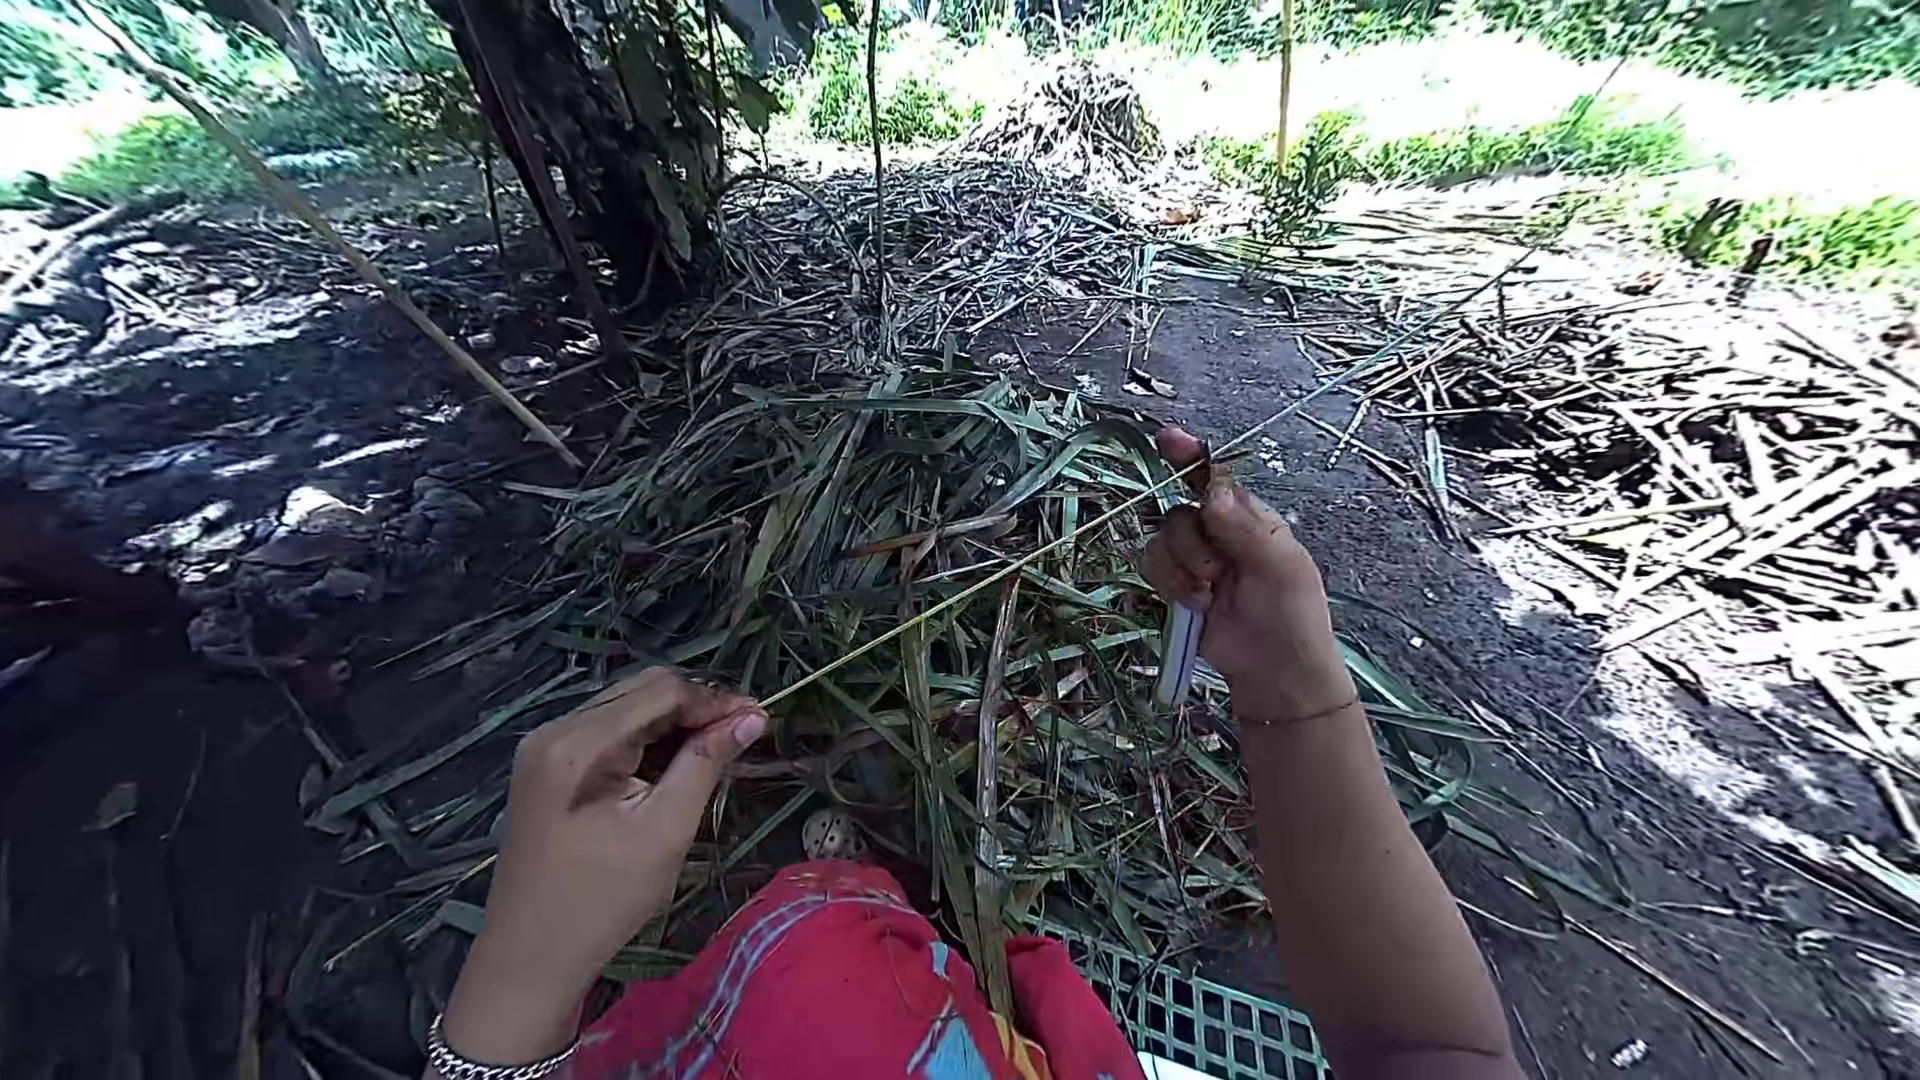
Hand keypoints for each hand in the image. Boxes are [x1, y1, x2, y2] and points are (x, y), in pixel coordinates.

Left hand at [438, 668, 765, 1067]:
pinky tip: (678, 758)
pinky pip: (615, 726)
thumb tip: (753, 717)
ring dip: (678, 719)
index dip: (714, 699)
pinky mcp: (551, 761)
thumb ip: (707, 762)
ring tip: (718, 744)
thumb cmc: (602, 901)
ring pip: (632, 704)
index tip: (756, 720)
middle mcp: (556, 729)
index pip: (663, 691)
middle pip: (645, 689)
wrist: (526, 963)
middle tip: (741, 731)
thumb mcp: (666, 829)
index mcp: (578, 744)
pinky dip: (652, 735)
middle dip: (698, 705)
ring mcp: (548, 744)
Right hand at [1142, 427, 1355, 720]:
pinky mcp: (1173, 582)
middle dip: (1192, 547)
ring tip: (1208, 595)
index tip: (1166, 439)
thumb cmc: (1291, 615)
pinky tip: (1193, 602)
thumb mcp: (1281, 567)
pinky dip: (1167, 584)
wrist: (1271, 669)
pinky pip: (1150, 565)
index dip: (1190, 457)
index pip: (1214, 479)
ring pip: (1160, 541)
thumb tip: (1211, 489)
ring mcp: (1193, 558)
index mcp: (1248, 518)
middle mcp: (1216, 531)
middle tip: (1217, 575)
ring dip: (1180, 571)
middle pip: (1178, 514)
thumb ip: (1246, 527)